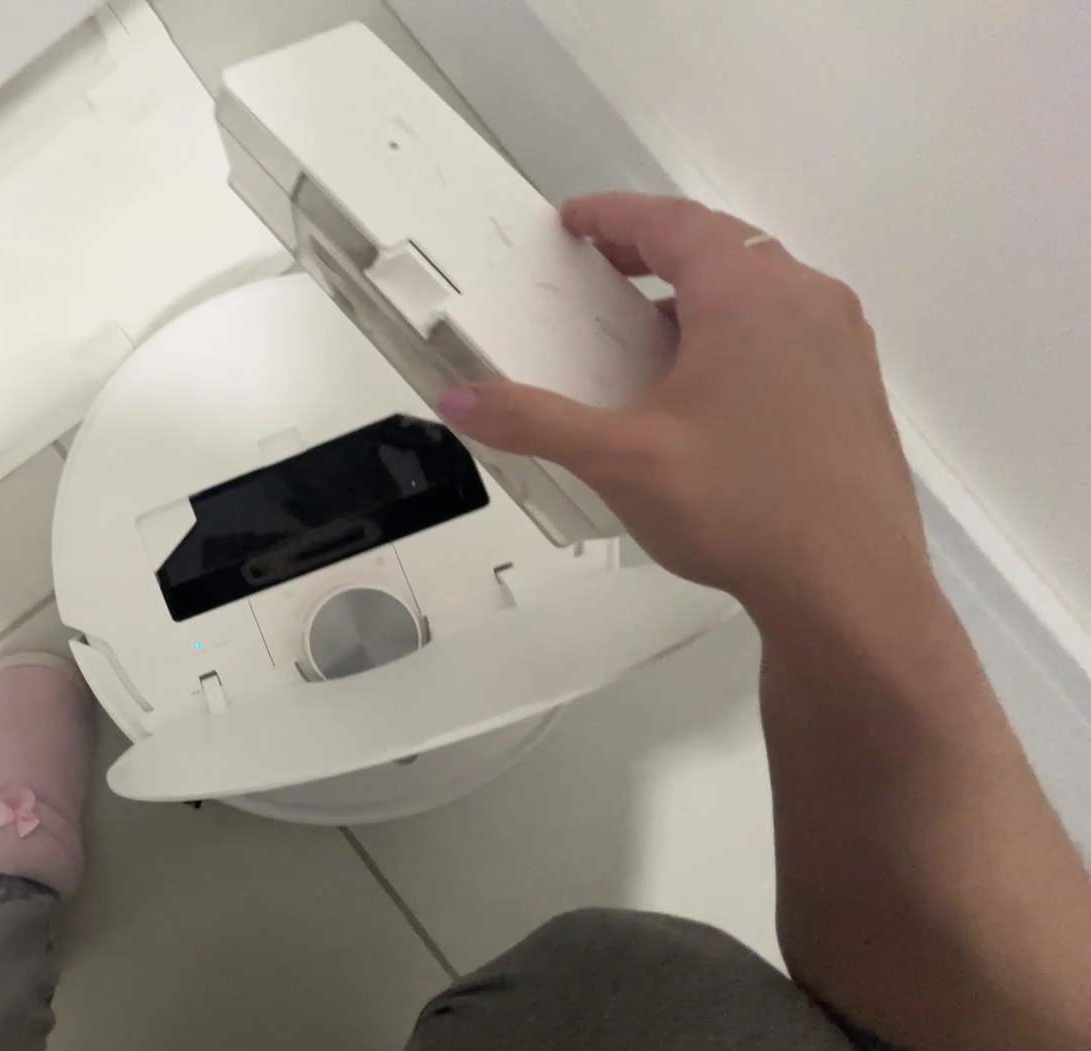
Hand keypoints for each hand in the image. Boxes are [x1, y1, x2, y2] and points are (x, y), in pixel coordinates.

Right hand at [436, 193, 926, 615]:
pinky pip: (777, 325)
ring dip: (689, 286)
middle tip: (594, 265)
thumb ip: (530, 421)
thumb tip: (454, 399)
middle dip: (649, 245)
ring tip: (635, 321)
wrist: (848, 585)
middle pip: (721, 246)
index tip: (571, 219)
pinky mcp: (847, 386)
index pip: (678, 226)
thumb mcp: (616, 459)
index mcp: (751, 301)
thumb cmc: (734, 505)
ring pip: (755, 286)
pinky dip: (723, 323)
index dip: (618, 214)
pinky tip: (690, 378)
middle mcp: (806, 304)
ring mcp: (838, 344)